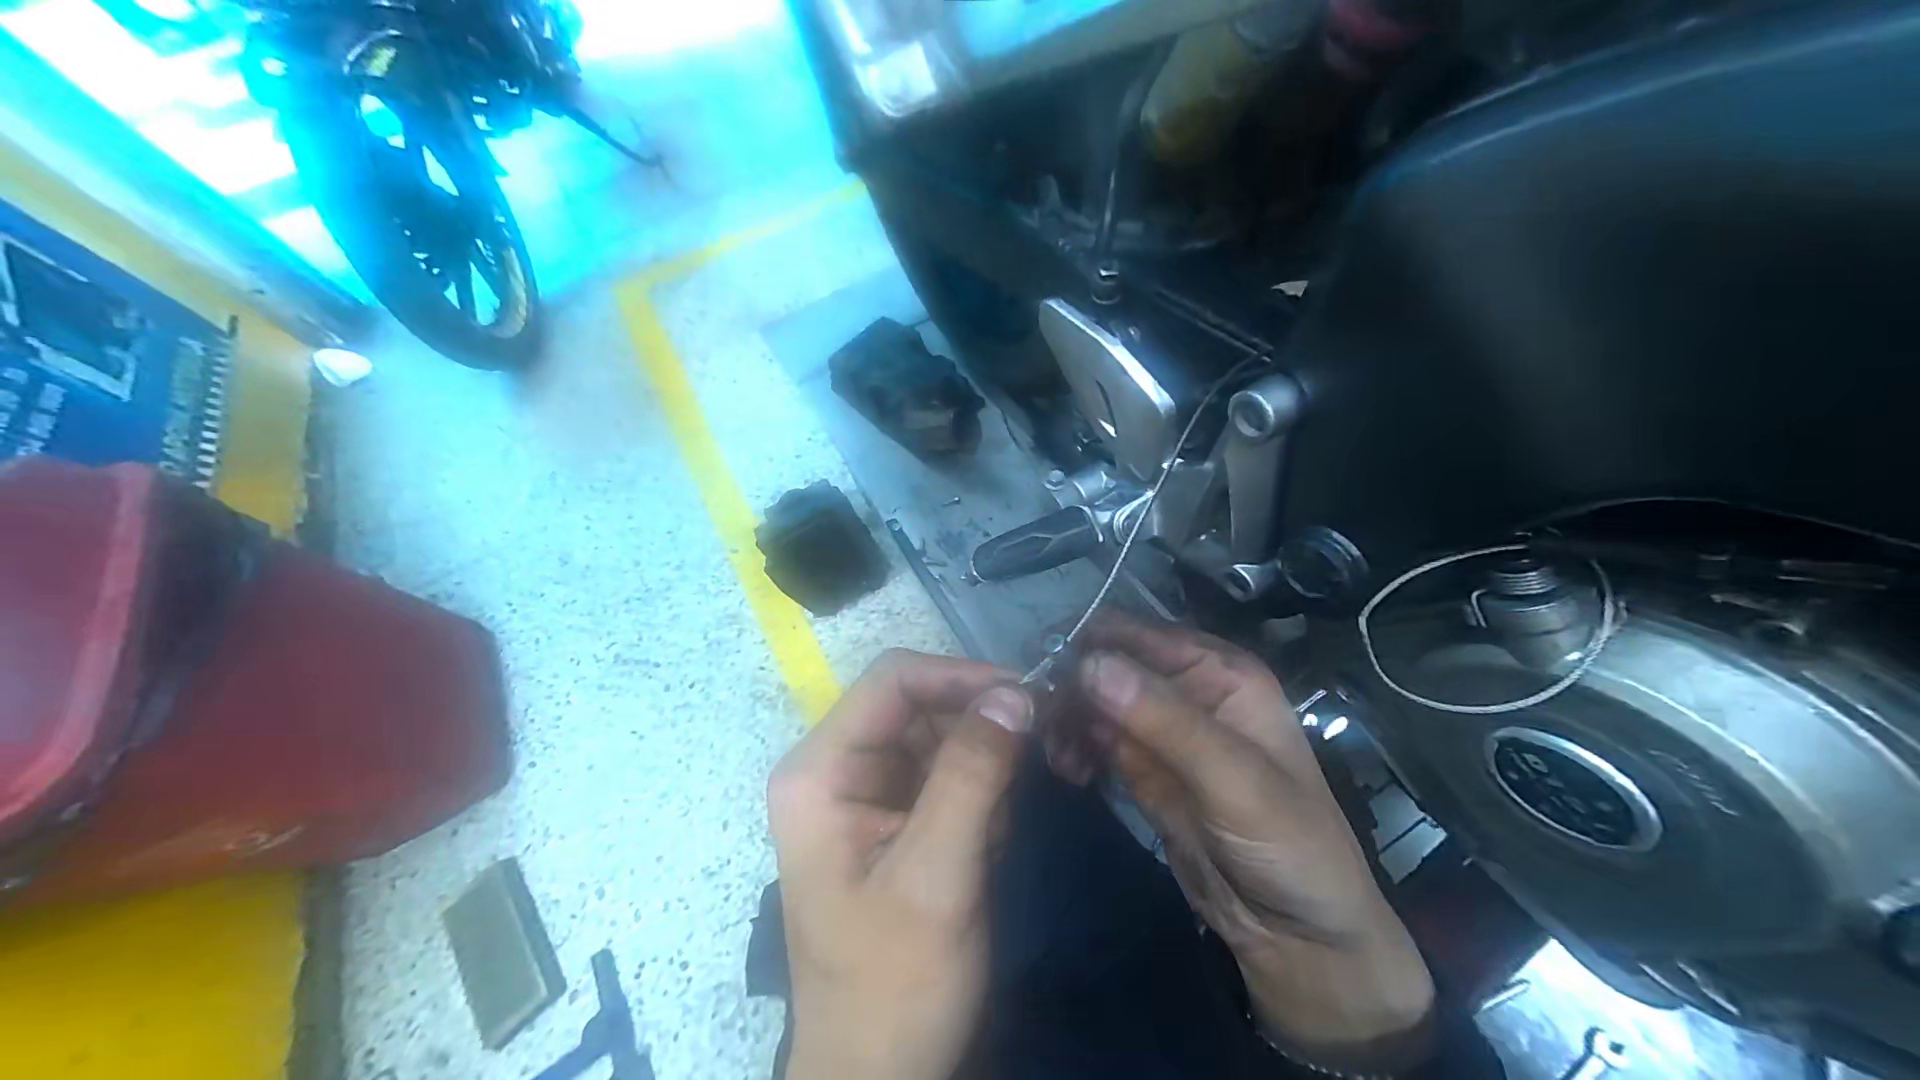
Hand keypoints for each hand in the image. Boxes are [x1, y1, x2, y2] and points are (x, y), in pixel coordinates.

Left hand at [768, 650, 1032, 1079]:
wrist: (878, 1075)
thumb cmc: (894, 984)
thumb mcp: (937, 875)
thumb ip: (973, 776)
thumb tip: (1015, 693)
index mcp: (819, 771)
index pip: (892, 682)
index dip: (959, 676)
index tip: (1027, 694)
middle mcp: (836, 768)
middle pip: (919, 706)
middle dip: (978, 729)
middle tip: (1035, 758)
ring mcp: (864, 792)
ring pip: (939, 738)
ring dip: (983, 770)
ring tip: (995, 833)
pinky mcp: (892, 816)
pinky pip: (945, 774)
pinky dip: (978, 798)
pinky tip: (984, 847)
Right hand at [1072, 615, 1435, 1072]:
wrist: (1300, 937)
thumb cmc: (1289, 845)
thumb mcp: (1234, 780)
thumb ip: (1164, 720)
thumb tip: (1088, 663)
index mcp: (1219, 671)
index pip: (1137, 634)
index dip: (1086, 645)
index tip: (1039, 673)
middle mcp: (1187, 689)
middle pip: (1106, 665)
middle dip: (1070, 689)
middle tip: (1042, 726)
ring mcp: (1161, 730)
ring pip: (1093, 702)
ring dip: (1066, 721)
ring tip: (1060, 759)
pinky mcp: (1142, 767)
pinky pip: (1094, 740)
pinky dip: (1074, 747)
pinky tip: (1069, 771)